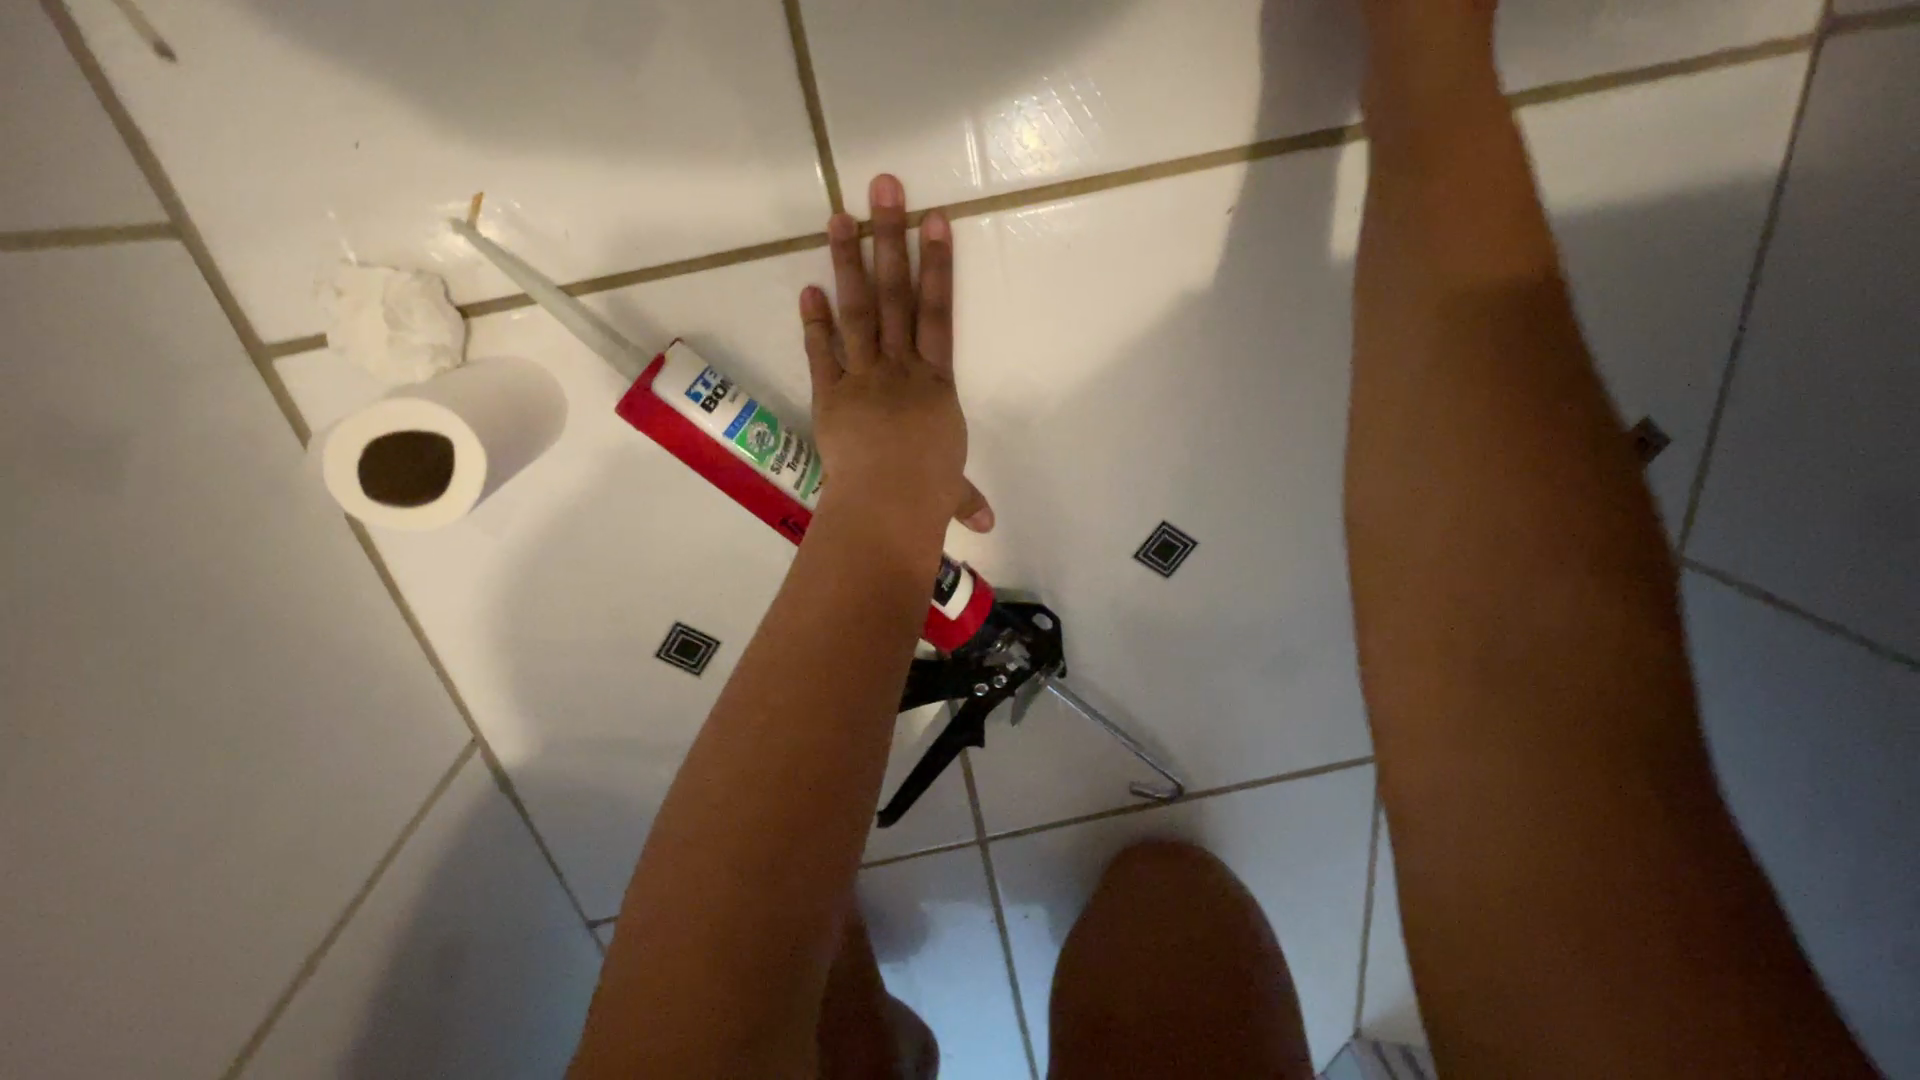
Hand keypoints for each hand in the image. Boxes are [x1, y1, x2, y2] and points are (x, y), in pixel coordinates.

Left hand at [800, 174, 993, 537]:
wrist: (888, 502)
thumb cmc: (928, 492)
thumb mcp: (950, 490)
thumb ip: (962, 497)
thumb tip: (984, 525)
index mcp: (936, 383)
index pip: (939, 312)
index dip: (938, 264)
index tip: (934, 218)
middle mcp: (901, 369)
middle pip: (896, 294)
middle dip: (892, 238)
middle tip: (884, 187)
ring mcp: (863, 377)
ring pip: (857, 311)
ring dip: (848, 262)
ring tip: (840, 216)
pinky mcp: (830, 395)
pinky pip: (822, 354)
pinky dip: (814, 323)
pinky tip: (808, 289)